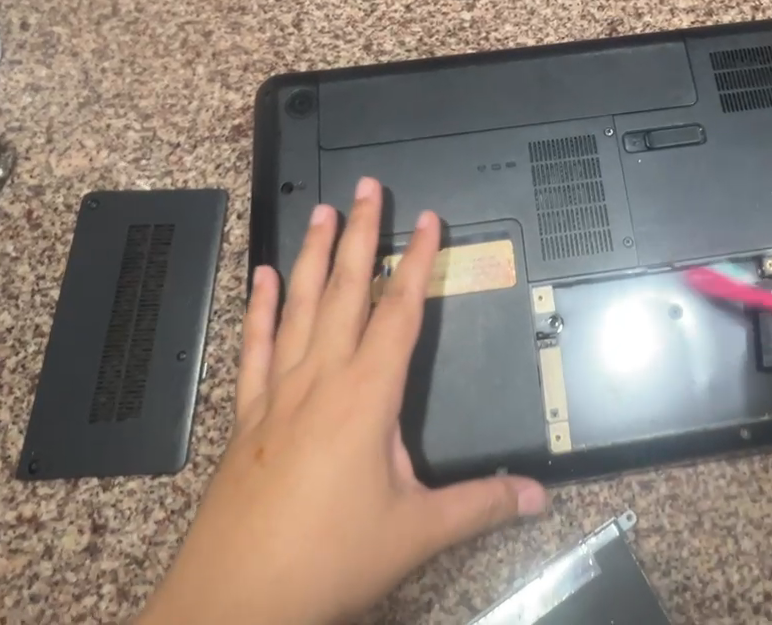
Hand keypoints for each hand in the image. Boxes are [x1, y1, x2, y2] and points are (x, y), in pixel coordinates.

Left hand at [142, 178, 548, 624]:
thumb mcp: (416, 533)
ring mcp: (278, 393)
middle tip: (368, 188)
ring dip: (315, 256)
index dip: (417, 260)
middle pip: (347, 289)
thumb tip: (537, 496)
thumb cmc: (325, 559)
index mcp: (366, 396)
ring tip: (324, 213)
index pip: (400, 310)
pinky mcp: (247, 415)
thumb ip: (481, 506)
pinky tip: (263, 277)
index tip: (427, 218)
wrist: (233, 602)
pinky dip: (261, 308)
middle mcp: (320, 380)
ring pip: (300, 306)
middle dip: (362, 234)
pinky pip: (255, 347)